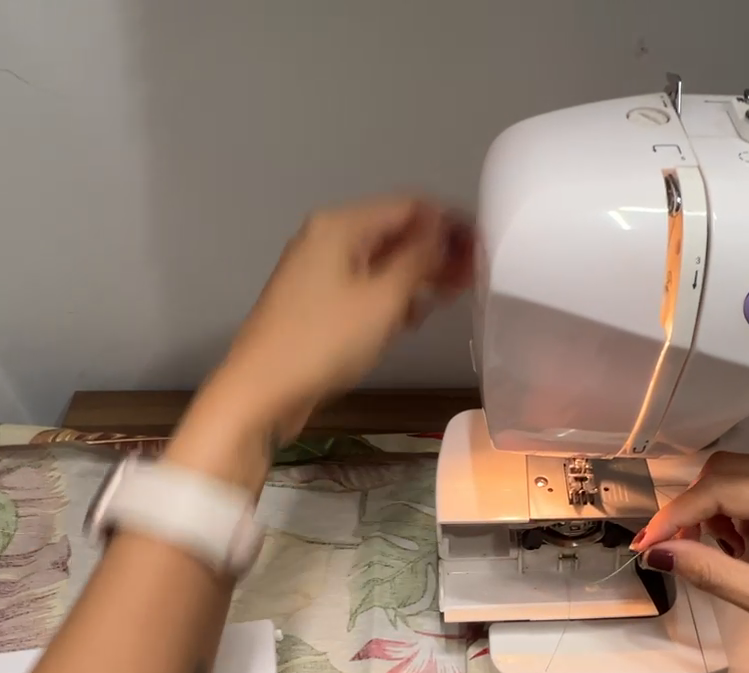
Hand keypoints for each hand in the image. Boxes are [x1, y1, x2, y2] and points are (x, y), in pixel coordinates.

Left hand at [212, 195, 472, 436]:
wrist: (264, 390)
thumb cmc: (324, 342)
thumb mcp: (384, 299)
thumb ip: (420, 259)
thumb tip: (444, 230)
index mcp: (341, 226)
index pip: (410, 207)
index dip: (450, 224)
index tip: (483, 250)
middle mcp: (327, 240)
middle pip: (394, 234)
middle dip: (435, 252)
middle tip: (474, 278)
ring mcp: (319, 272)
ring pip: (381, 263)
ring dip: (416, 277)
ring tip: (450, 299)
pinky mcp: (317, 304)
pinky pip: (365, 288)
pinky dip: (391, 298)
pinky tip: (410, 319)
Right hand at [630, 452, 748, 672]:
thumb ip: (710, 570)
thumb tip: (656, 551)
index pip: (722, 488)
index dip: (676, 515)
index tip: (645, 546)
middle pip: (730, 470)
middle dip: (693, 508)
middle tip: (673, 550)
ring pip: (744, 476)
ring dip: (716, 509)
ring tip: (716, 554)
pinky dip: (741, 513)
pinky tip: (745, 549)